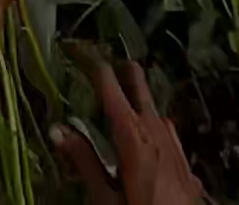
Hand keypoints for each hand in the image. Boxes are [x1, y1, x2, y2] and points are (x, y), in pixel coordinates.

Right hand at [53, 56, 203, 204]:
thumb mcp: (107, 200)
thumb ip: (83, 161)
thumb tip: (56, 130)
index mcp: (131, 132)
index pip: (107, 79)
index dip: (88, 59)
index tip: (73, 49)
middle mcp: (154, 126)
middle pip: (135, 77)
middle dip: (115, 66)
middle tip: (95, 69)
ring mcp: (172, 139)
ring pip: (148, 102)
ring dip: (131, 97)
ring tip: (111, 110)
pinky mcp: (182, 156)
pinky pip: (160, 126)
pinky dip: (145, 122)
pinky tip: (137, 142)